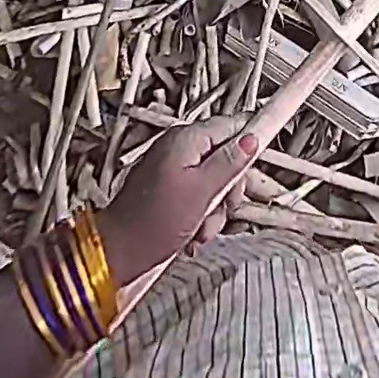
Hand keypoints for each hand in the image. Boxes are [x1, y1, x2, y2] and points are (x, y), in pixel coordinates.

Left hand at [97, 115, 254, 284]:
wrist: (120, 251)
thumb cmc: (154, 221)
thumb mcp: (201, 192)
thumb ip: (229, 163)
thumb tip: (251, 138)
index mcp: (186, 139)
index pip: (230, 126)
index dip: (247, 145)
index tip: (258, 164)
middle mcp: (180, 147)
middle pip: (225, 157)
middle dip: (229, 189)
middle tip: (222, 208)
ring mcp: (174, 167)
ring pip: (214, 182)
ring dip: (215, 209)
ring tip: (201, 228)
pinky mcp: (170, 188)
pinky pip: (199, 196)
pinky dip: (201, 215)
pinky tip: (193, 233)